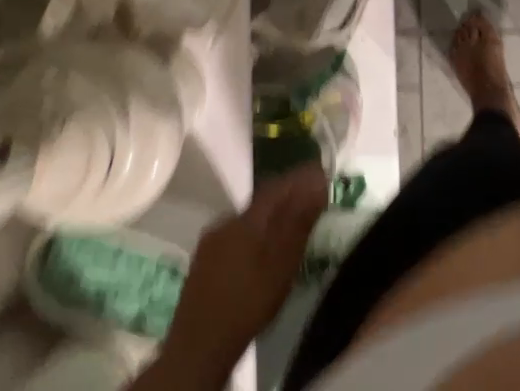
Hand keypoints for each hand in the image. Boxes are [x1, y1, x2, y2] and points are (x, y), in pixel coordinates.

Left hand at [159, 162, 328, 378]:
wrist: (199, 346)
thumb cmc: (249, 301)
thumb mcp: (283, 261)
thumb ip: (300, 219)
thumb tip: (317, 180)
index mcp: (246, 219)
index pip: (278, 186)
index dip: (300, 177)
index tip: (321, 172)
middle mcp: (225, 223)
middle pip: (261, 201)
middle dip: (286, 195)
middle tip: (310, 197)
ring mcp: (210, 244)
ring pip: (247, 220)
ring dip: (270, 216)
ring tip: (289, 224)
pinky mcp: (203, 264)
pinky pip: (235, 236)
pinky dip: (254, 234)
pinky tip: (260, 251)